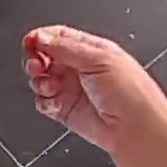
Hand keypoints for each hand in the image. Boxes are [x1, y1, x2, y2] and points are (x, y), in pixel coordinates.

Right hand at [23, 25, 166, 155]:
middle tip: (36, 66)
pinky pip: (42, 101)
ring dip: (39, 82)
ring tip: (52, 88)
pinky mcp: (63, 108)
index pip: (57, 36)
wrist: (136, 130)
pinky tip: (55, 103)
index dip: (40, 38)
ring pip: (39, 79)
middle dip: (34, 60)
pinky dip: (44, 101)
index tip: (30, 43)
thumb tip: (39, 37)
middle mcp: (78, 68)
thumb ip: (65, 47)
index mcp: (90, 50)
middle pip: (43, 56)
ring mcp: (70, 88)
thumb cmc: (132, 94)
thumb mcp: (99, 60)